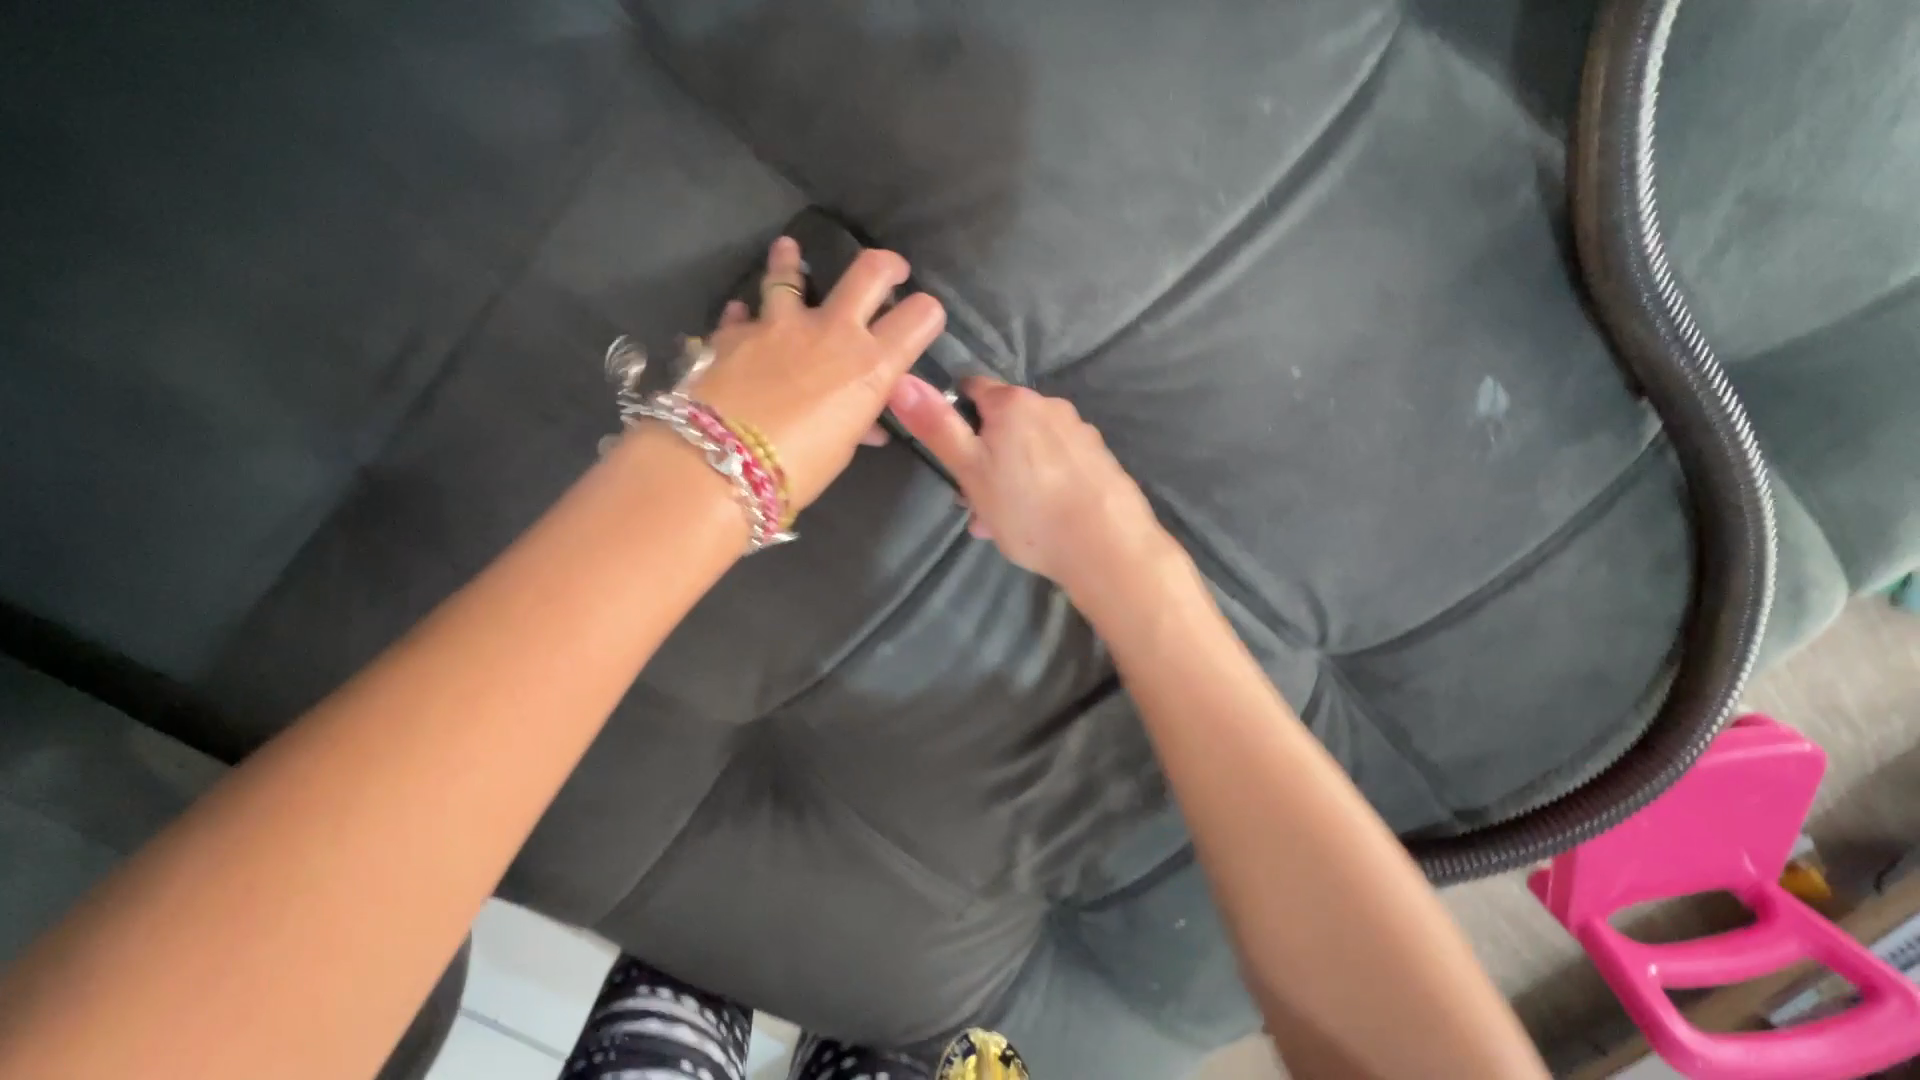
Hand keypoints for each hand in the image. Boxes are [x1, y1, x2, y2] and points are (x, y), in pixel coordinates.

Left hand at [679, 237, 946, 513]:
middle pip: (869, 274)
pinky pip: (741, 315)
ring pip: (789, 276)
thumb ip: (857, 421)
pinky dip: (744, 315)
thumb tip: (865, 422)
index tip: (925, 314)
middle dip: (886, 266)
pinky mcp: (734, 333)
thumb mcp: (841, 448)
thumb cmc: (797, 470)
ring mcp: (779, 325)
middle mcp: (831, 331)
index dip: (928, 312)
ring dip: (791, 261)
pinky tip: (740, 313)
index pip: (918, 318)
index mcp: (870, 364)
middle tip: (891, 269)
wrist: (720, 463)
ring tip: (789, 250)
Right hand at [885, 374, 1175, 596]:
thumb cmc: (1028, 508)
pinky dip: (1039, 485)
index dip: (952, 418)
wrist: (1106, 546)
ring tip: (1002, 523)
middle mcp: (1051, 406)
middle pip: (1002, 424)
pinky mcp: (1099, 461)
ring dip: (1008, 477)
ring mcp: (1080, 433)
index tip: (949, 456)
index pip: (971, 388)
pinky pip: (1055, 466)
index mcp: (1014, 403)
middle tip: (972, 504)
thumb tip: (902, 379)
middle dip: (982, 458)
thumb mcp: (970, 470)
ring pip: (1028, 449)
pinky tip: (1037, 522)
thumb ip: (936, 425)